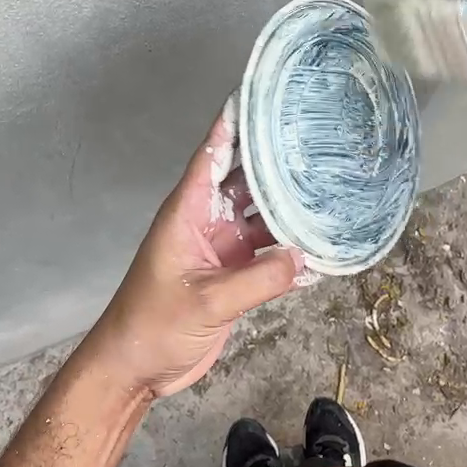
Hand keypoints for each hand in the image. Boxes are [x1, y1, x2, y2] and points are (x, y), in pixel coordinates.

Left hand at [76, 102, 304, 399]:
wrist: (136, 371)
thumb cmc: (153, 326)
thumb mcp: (206, 301)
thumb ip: (256, 280)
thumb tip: (305, 256)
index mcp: (188, 212)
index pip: (211, 156)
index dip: (231, 124)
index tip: (256, 95)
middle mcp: (208, 222)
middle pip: (245, 182)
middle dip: (274, 162)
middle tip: (315, 138)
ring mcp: (222, 249)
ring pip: (262, 218)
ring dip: (290, 209)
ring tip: (331, 189)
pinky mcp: (233, 276)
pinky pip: (268, 256)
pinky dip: (291, 252)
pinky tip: (322, 247)